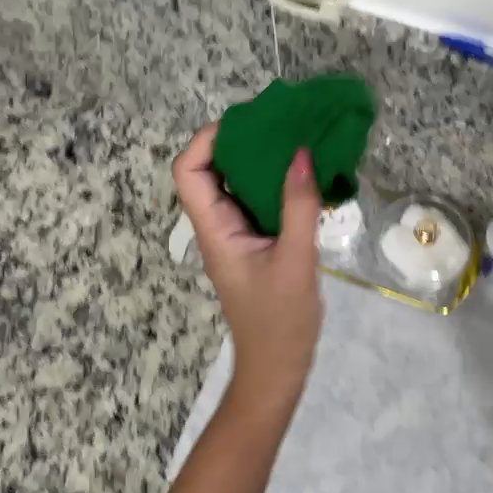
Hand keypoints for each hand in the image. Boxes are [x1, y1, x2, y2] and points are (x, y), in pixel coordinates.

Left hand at [172, 123, 323, 408]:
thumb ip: (299, 207)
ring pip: (235, 185)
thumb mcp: (295, 262)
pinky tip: (305, 174)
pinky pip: (257, 202)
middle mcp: (218, 227)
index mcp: (214, 231)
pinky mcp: (256, 244)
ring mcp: (236, 236)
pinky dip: (275, 181)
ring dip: (258, 159)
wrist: (277, 370)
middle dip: (237, 141)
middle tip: (278, 122)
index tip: (245, 122)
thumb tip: (301, 153)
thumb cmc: (280, 322)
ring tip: (294, 138)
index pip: (187, 173)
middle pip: (209, 172)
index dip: (205, 141)